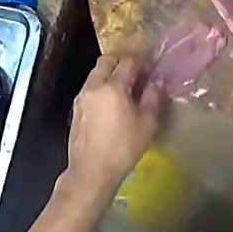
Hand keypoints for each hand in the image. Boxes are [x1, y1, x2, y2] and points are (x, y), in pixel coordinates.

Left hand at [66, 54, 161, 190]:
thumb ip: (153, 98)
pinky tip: (111, 104)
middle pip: (106, 61)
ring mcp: (81, 97)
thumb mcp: (147, 124)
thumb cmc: (123, 148)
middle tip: (136, 76)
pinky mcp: (75, 108)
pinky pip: (89, 88)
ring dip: (109, 75)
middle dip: (121, 63)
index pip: (127, 62)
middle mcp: (93, 86)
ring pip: (95, 74)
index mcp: (112, 87)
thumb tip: (157, 81)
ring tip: (124, 92)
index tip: (149, 70)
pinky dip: (100, 88)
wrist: (91, 170)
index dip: (141, 62)